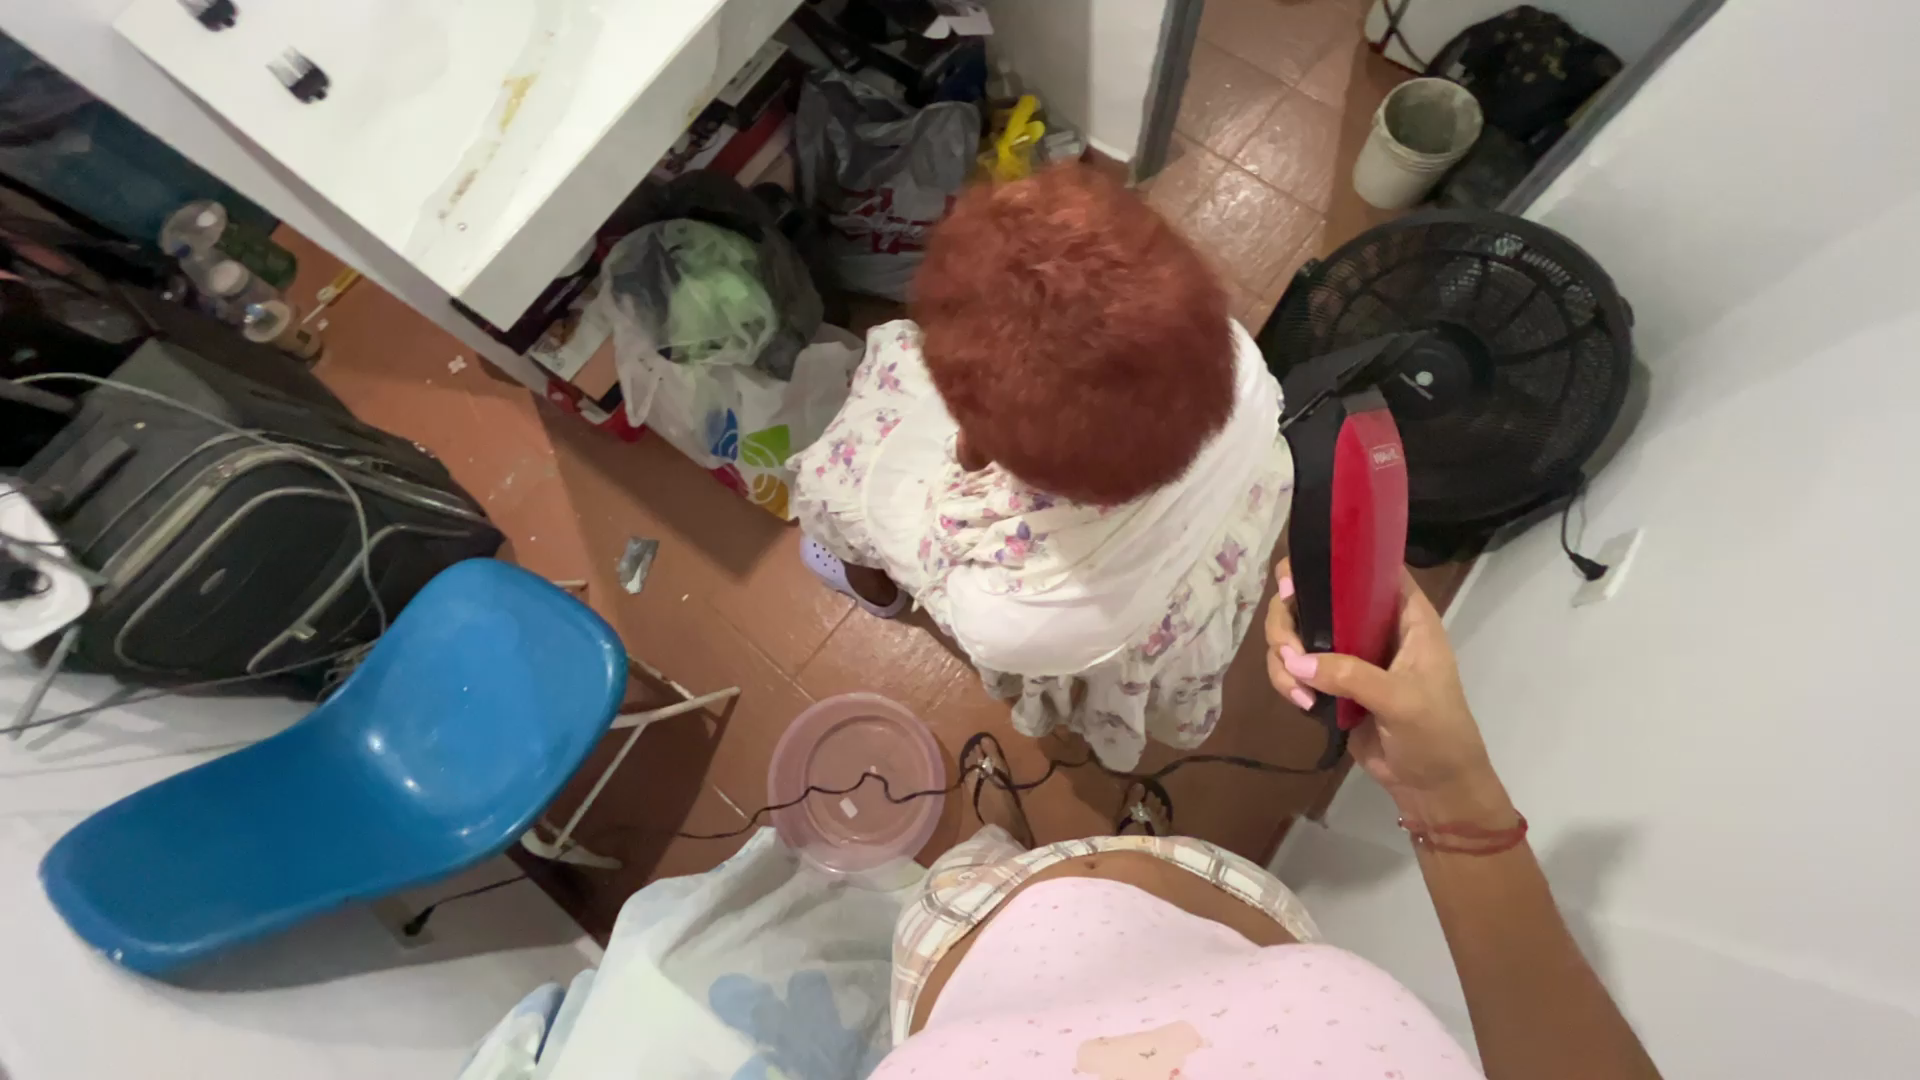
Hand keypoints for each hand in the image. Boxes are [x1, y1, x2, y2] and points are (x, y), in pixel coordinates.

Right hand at [1264, 559, 1511, 823]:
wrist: (1434, 788)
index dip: (1329, 564)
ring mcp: (1346, 652)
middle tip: (1286, 650)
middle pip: (1312, 597)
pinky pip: (1292, 665)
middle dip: (1288, 620)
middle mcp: (1370, 625)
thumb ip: (1351, 675)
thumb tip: (1294, 661)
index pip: (1366, 569)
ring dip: (1283, 657)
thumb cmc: (1437, 736)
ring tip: (1297, 693)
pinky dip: (1285, 680)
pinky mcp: (1328, 680)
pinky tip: (1301, 703)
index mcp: (1404, 617)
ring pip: (1295, 631)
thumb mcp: (1403, 701)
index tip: (1295, 582)